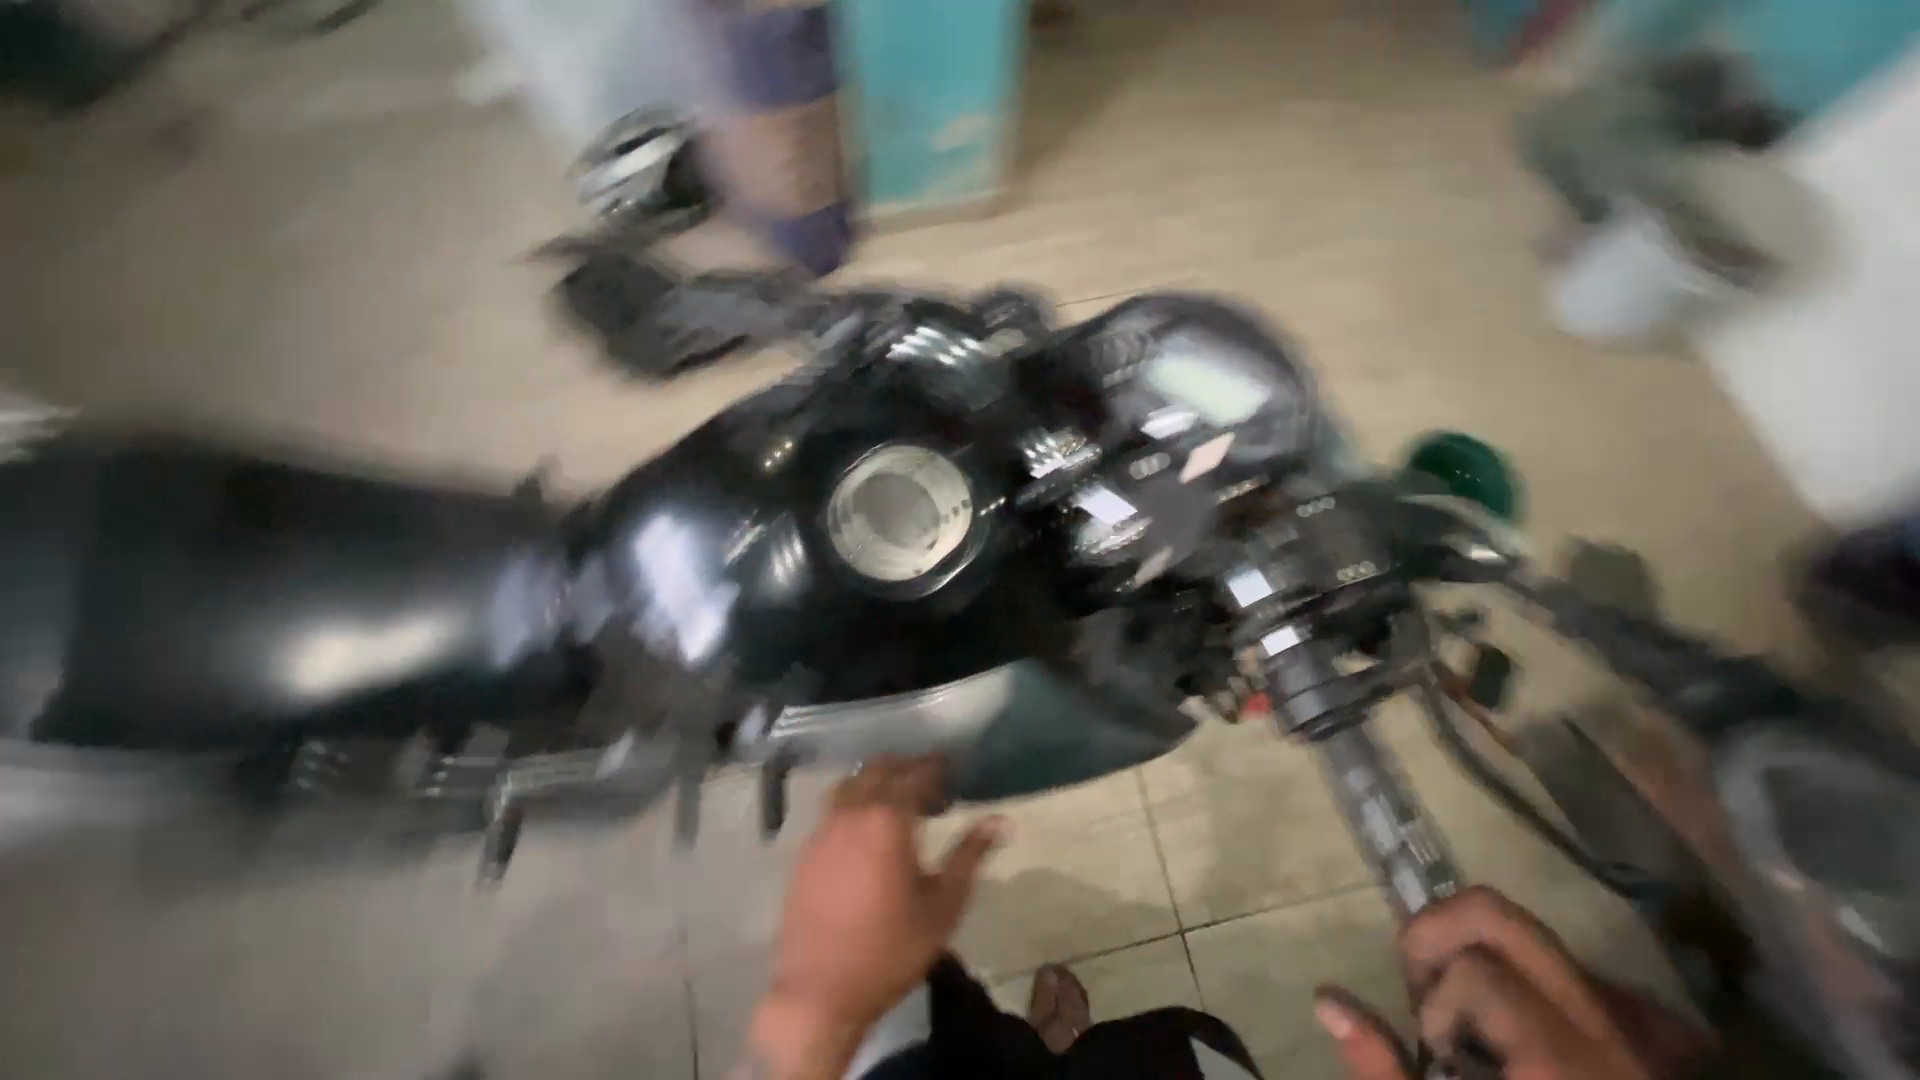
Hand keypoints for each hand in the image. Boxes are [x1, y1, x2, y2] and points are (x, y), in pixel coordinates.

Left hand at [745, 756, 1006, 1079]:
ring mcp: (823, 831)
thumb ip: (969, 856)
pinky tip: (866, 829)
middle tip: (929, 779)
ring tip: (897, 798)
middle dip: (905, 767)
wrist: (821, 991)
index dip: (936, 767)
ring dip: (875, 780)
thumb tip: (1001, 820)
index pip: (916, 775)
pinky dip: (853, 803)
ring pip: (850, 785)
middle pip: (878, 770)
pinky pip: (832, 810)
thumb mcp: (943, 906)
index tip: (953, 765)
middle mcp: (852, 814)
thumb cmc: (891, 949)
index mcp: (887, 821)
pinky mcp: (805, 852)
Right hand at [1315, 887, 1708, 1079]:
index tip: (1434, 1054)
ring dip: (1475, 951)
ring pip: (1531, 931)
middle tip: (1423, 986)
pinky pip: (1566, 965)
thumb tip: (1326, 999)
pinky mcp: (1649, 1031)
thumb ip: (1383, 1071)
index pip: (1474, 970)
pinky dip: (1520, 975)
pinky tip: (1512, 1030)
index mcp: (1559, 1061)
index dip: (1433, 1002)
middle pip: (1499, 915)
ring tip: (1468, 1012)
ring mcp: (1634, 1025)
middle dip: (1438, 933)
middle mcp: (1605, 1027)